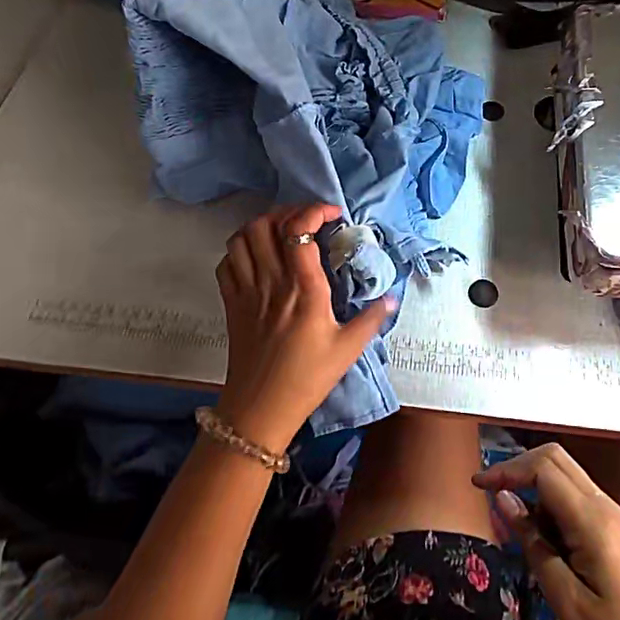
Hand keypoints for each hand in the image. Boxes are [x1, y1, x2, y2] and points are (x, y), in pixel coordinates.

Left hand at [215, 204, 394, 450]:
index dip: (314, 211)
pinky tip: (258, 257)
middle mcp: (272, 283)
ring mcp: (246, 291)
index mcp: (304, 290)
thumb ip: (372, 318)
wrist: (261, 408)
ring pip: (242, 237)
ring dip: (262, 225)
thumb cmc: (308, 378)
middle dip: (288, 211)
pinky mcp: (231, 303)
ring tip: (282, 232)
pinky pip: (227, 261)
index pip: (298, 232)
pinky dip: (240, 249)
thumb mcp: (348, 349)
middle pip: (266, 225)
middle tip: (308, 221)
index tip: (332, 214)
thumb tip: (392, 298)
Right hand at [472, 444, 619, 619]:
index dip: (507, 470)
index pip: (544, 468)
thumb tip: (503, 500)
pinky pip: (576, 497)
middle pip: (556, 459)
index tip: (478, 486)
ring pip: (565, 475)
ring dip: (534, 488)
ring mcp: (614, 514)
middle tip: (488, 494)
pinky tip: (540, 537)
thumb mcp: (564, 599)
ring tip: (514, 528)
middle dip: (517, 468)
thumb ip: (532, 544)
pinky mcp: (615, 526)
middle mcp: (606, 506)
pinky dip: (550, 504)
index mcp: (594, 520)